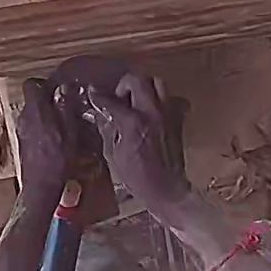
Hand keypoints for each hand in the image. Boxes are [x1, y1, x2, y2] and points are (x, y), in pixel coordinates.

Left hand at [14, 77, 72, 205]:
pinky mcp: (22, 142)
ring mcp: (21, 130)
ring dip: (47, 115)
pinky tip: (57, 139)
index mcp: (34, 111)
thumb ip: (66, 107)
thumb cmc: (57, 158)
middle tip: (66, 106)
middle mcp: (23, 118)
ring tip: (64, 124)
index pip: (31, 84)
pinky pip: (32, 127)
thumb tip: (66, 87)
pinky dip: (43, 127)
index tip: (58, 88)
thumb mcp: (69, 131)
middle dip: (48, 100)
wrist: (41, 186)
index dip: (43, 83)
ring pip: (33, 114)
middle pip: (32, 99)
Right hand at [84, 72, 190, 214]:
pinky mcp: (177, 120)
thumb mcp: (113, 153)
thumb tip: (101, 113)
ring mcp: (168, 114)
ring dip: (144, 88)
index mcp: (133, 123)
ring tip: (135, 101)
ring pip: (158, 83)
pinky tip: (150, 111)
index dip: (99, 96)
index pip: (112, 101)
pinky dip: (159, 99)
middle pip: (139, 81)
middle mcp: (152, 113)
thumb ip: (108, 128)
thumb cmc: (135, 176)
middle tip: (118, 98)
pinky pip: (170, 99)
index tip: (93, 94)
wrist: (166, 189)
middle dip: (124, 86)